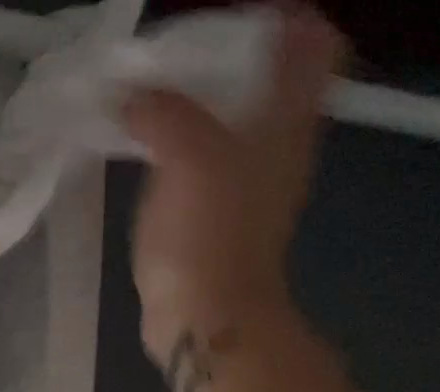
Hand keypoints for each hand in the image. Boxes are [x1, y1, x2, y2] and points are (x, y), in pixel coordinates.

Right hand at [125, 3, 345, 357]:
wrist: (206, 314)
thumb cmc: (209, 235)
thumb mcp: (189, 159)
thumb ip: (164, 115)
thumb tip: (131, 95)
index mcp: (286, 124)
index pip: (309, 49)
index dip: (282, 24)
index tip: (234, 19)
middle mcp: (277, 147)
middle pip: (272, 83)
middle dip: (232, 60)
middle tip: (177, 55)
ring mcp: (247, 185)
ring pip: (234, 122)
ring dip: (200, 104)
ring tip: (151, 96)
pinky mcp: (213, 217)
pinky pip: (203, 160)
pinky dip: (179, 144)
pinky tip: (144, 151)